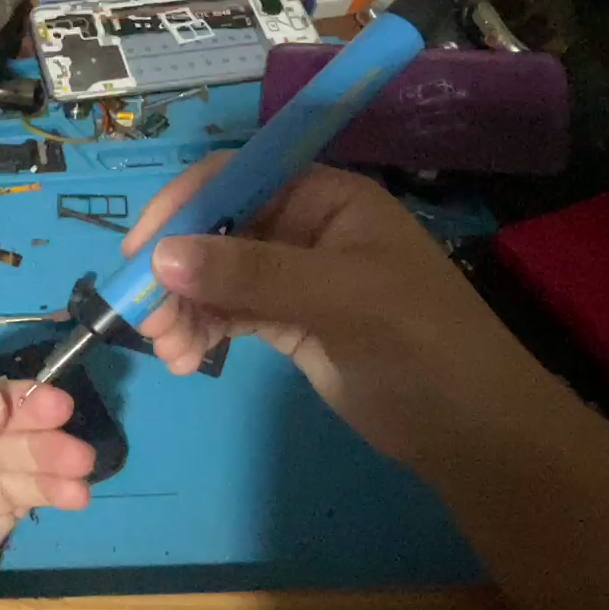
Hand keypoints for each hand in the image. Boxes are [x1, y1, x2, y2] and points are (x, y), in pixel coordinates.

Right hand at [126, 156, 550, 468]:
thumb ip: (251, 274)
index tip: (139, 251)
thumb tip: (161, 256)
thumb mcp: (339, 298)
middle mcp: (301, 228)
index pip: (235, 178)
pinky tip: (185, 360)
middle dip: (174, 273)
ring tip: (169, 351)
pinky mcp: (283, 320)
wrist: (469, 431)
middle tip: (144, 319)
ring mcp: (290, 277)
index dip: (182, 206)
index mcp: (324, 198)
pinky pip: (224, 314)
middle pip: (213, 232)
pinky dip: (199, 332)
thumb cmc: (421, 344)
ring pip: (212, 278)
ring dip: (181, 309)